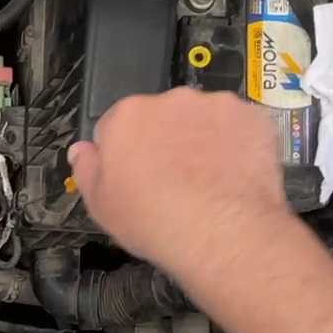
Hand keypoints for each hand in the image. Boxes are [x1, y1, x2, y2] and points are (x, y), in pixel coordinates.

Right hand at [68, 87, 300, 292]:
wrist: (219, 231)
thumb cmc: (154, 219)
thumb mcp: (100, 204)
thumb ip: (86, 169)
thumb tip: (81, 151)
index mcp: (126, 117)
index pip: (113, 125)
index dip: (119, 153)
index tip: (127, 175)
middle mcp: (170, 101)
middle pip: (158, 117)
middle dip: (159, 141)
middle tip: (164, 181)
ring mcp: (214, 106)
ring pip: (198, 119)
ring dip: (195, 141)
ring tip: (198, 182)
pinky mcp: (251, 117)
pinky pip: (235, 126)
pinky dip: (230, 144)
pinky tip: (225, 176)